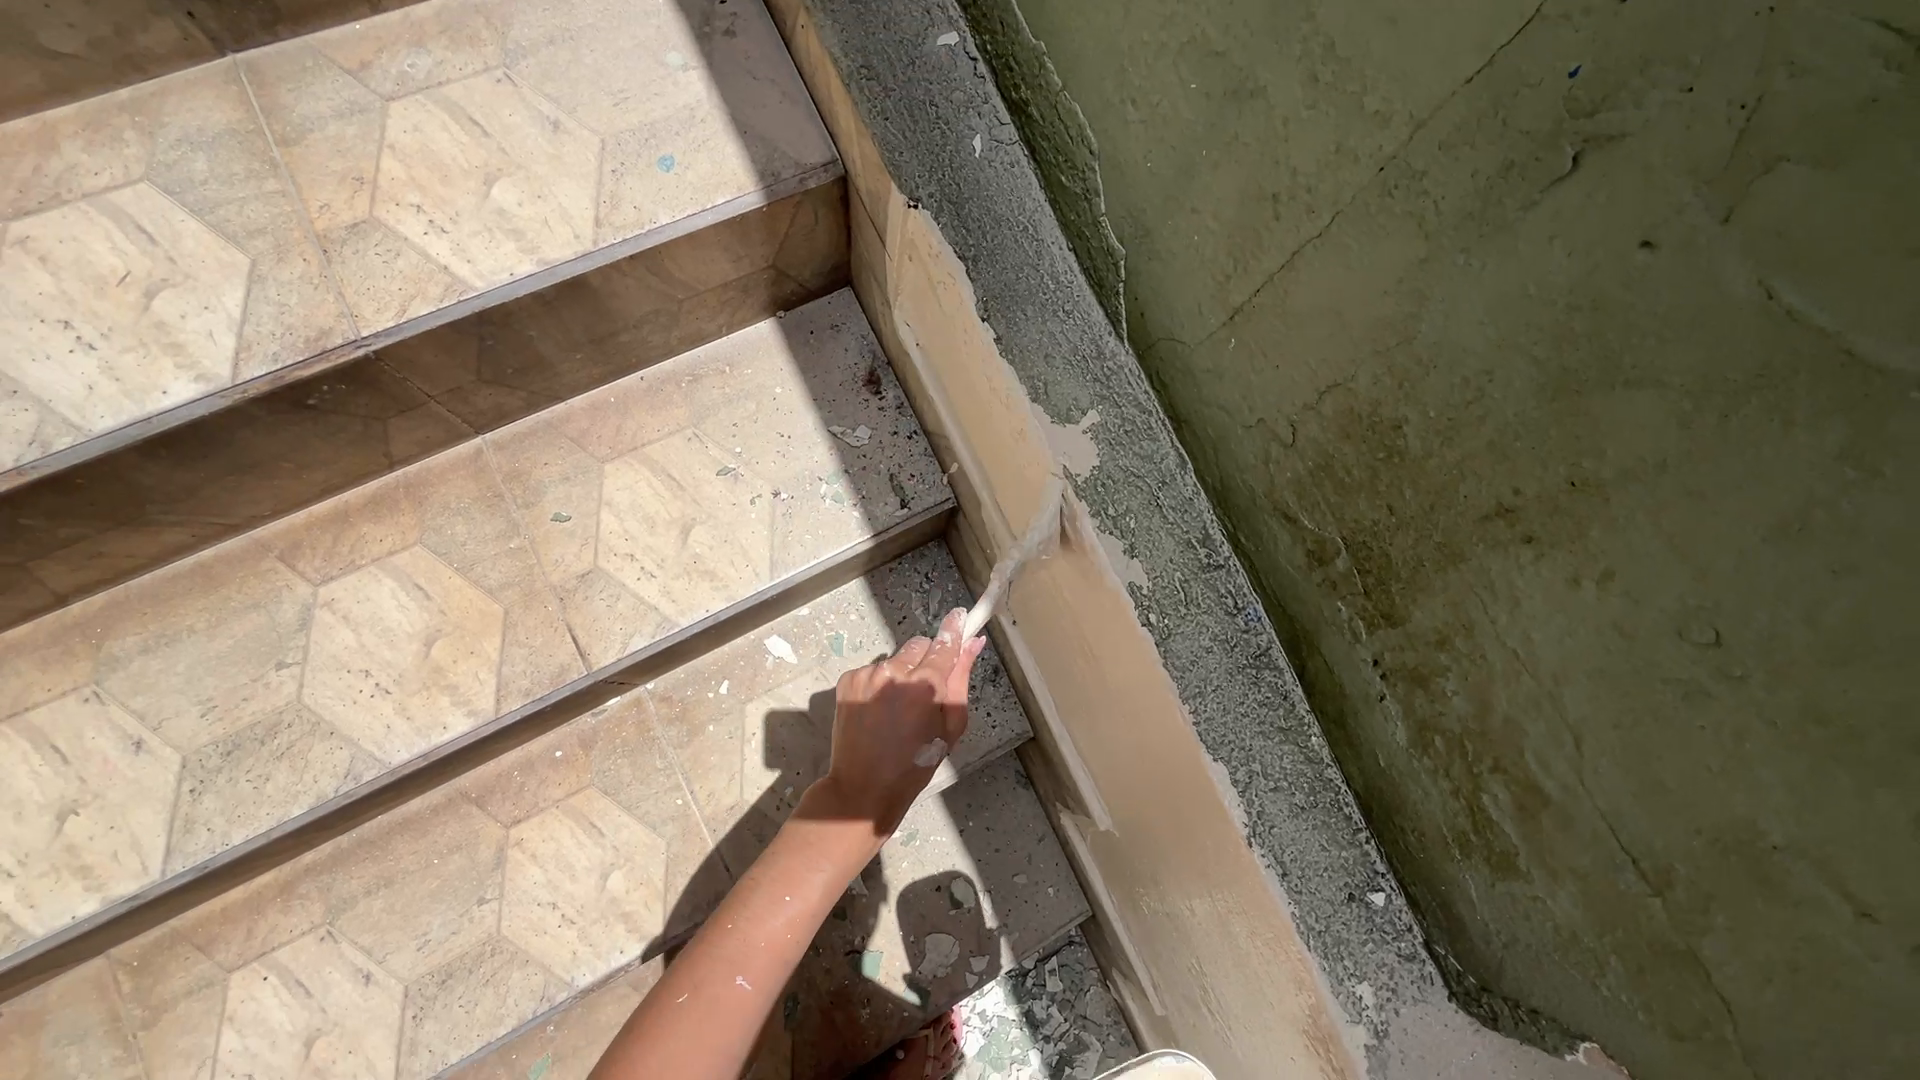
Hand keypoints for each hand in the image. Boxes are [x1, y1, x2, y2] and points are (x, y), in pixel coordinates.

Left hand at [805, 608, 985, 841]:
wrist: (863, 788)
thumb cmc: (916, 764)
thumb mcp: (950, 727)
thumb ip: (961, 680)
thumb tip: (973, 644)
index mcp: (925, 685)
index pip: (945, 643)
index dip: (954, 628)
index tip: (959, 615)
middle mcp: (895, 672)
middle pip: (919, 646)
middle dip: (926, 660)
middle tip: (925, 691)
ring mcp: (867, 674)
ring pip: (896, 659)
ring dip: (901, 674)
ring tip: (897, 709)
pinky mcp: (847, 680)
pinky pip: (873, 670)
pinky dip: (879, 684)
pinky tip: (878, 711)